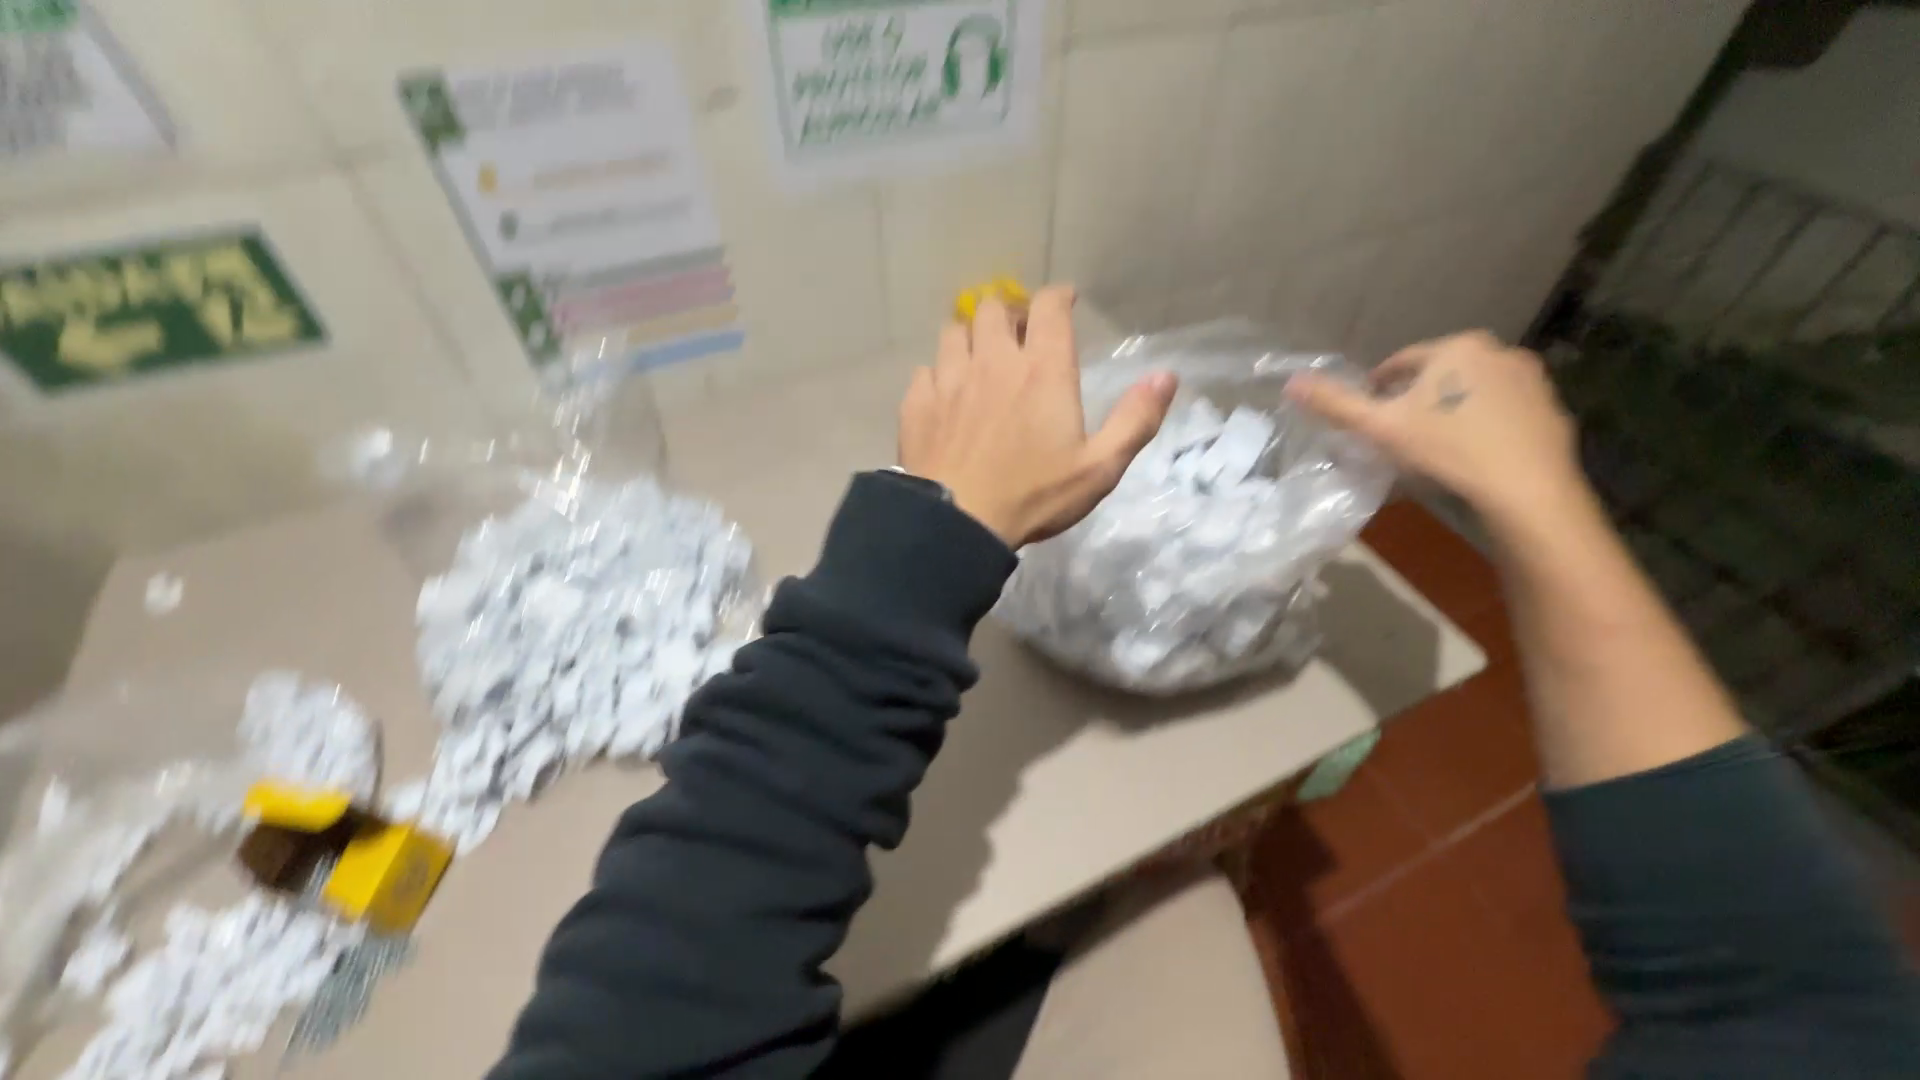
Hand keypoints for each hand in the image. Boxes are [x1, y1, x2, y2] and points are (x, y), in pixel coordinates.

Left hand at [898, 285, 1177, 547]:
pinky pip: (925, 370)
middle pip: (994, 308)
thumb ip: (1135, 419)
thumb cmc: (1034, 496)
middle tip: (1018, 333)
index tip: (1065, 302)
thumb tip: (1166, 376)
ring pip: (954, 331)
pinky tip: (945, 395)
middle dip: (1009, 312)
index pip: (1049, 307)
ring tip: (978, 357)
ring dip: (970, 336)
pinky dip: (937, 374)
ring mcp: (949, 379)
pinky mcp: (918, 403)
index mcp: (1043, 370)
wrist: (957, 523)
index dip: (1058, 296)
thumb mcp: (1099, 467)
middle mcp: (993, 361)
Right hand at [1285, 330, 1585, 524]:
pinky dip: (1484, 424)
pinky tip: (1472, 454)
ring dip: (1451, 408)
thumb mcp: (1380, 428)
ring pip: (1473, 390)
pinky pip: (1503, 411)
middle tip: (1399, 432)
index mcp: (1456, 348)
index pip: (1402, 362)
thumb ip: (1335, 403)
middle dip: (1417, 397)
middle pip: (1440, 374)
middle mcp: (1498, 351)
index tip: (1370, 415)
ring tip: (1434, 445)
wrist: (1526, 488)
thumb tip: (1290, 383)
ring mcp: (1531, 380)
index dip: (1380, 388)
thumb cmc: (1447, 449)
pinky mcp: (1552, 409)